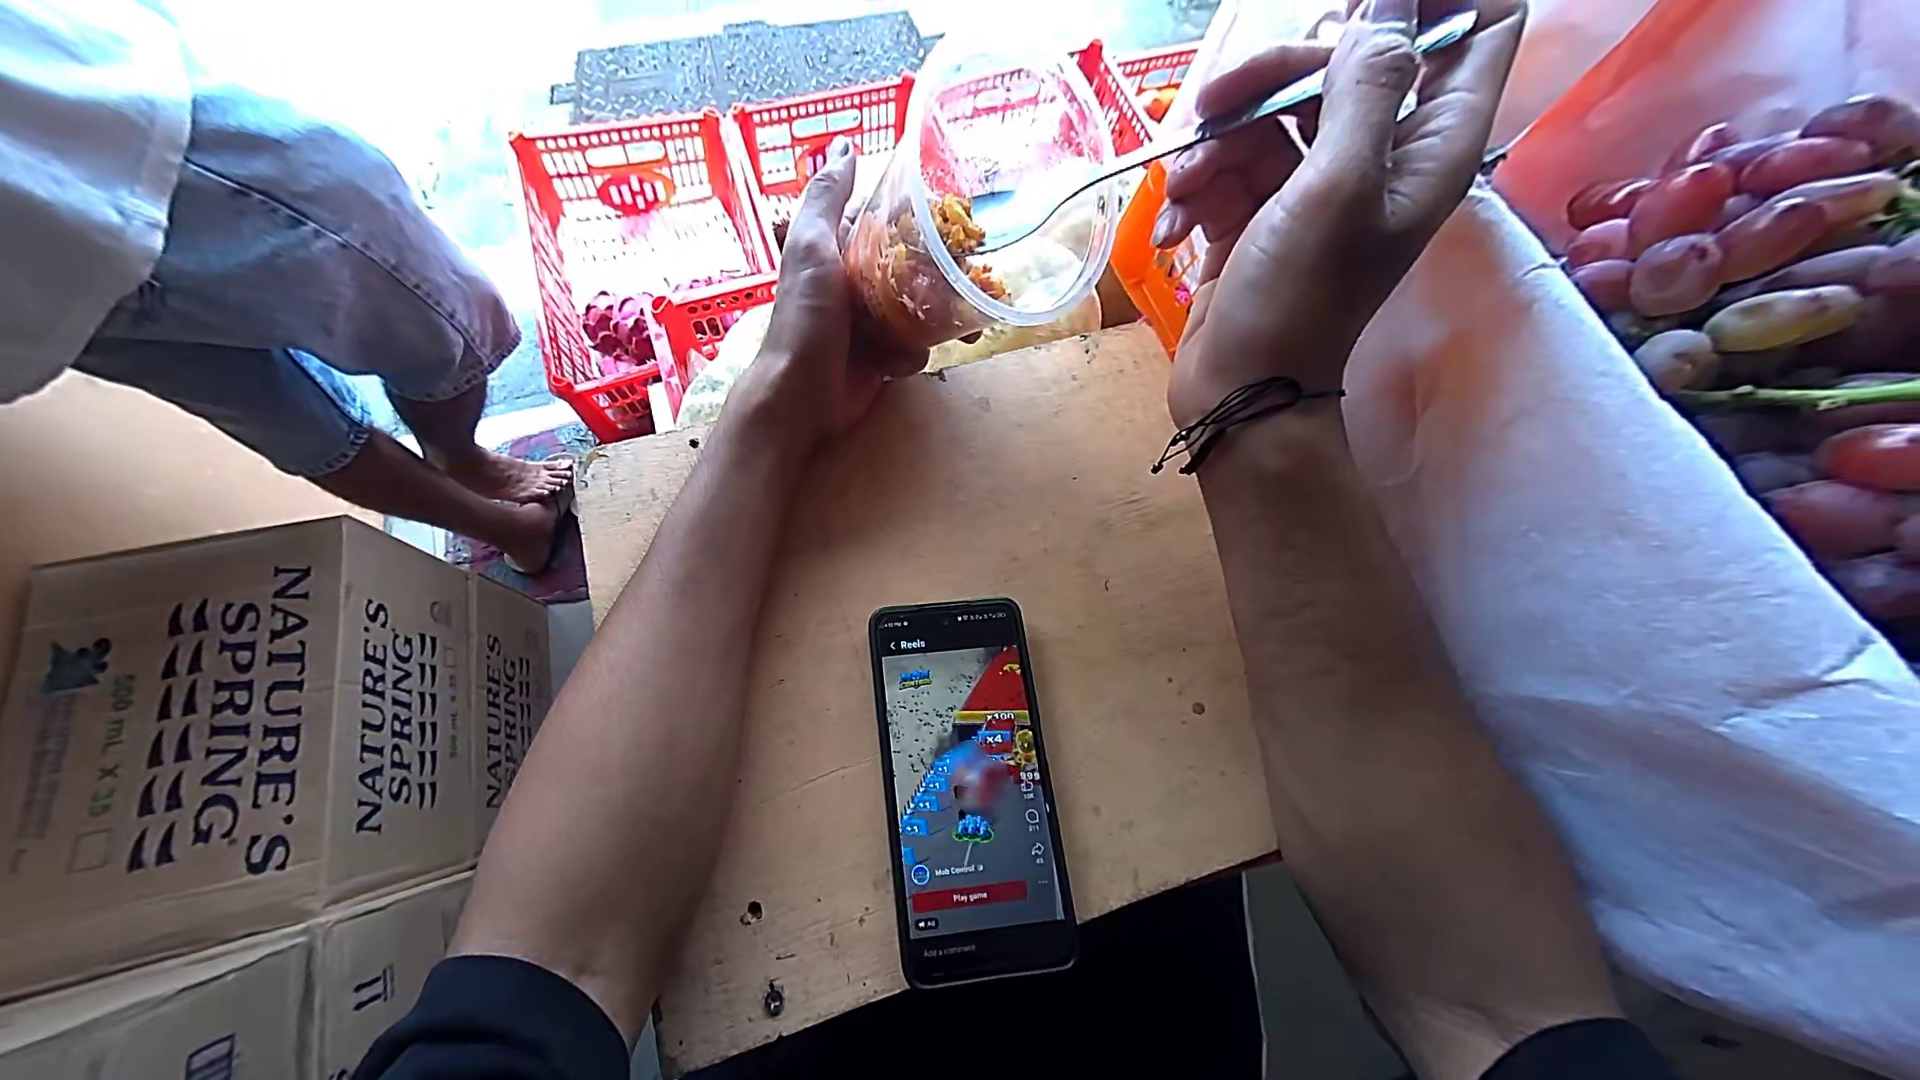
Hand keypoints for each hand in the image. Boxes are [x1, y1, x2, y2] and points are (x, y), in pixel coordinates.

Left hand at [730, 137, 927, 447]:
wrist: (804, 395)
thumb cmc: (806, 319)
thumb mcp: (811, 248)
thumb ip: (827, 199)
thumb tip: (844, 144)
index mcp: (842, 253)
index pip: (887, 225)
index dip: (918, 220)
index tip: (952, 219)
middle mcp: (859, 285)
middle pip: (911, 268)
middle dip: (938, 275)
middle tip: (966, 277)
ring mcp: (872, 324)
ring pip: (920, 310)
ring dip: (933, 320)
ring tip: (956, 324)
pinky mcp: (884, 359)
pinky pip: (914, 348)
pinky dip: (910, 355)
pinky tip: (897, 363)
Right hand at [1160, 0, 1525, 428]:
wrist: (1239, 391)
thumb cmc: (1296, 301)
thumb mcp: (1335, 188)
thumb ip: (1366, 87)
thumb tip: (1384, 6)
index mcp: (1426, 146)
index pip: (1477, 29)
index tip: (1357, 4)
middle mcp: (1373, 159)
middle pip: (1339, 66)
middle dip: (1270, 80)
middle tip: (1215, 106)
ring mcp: (1307, 192)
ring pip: (1266, 122)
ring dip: (1213, 151)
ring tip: (1182, 193)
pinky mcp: (1253, 221)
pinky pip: (1226, 175)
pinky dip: (1193, 195)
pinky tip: (1172, 230)